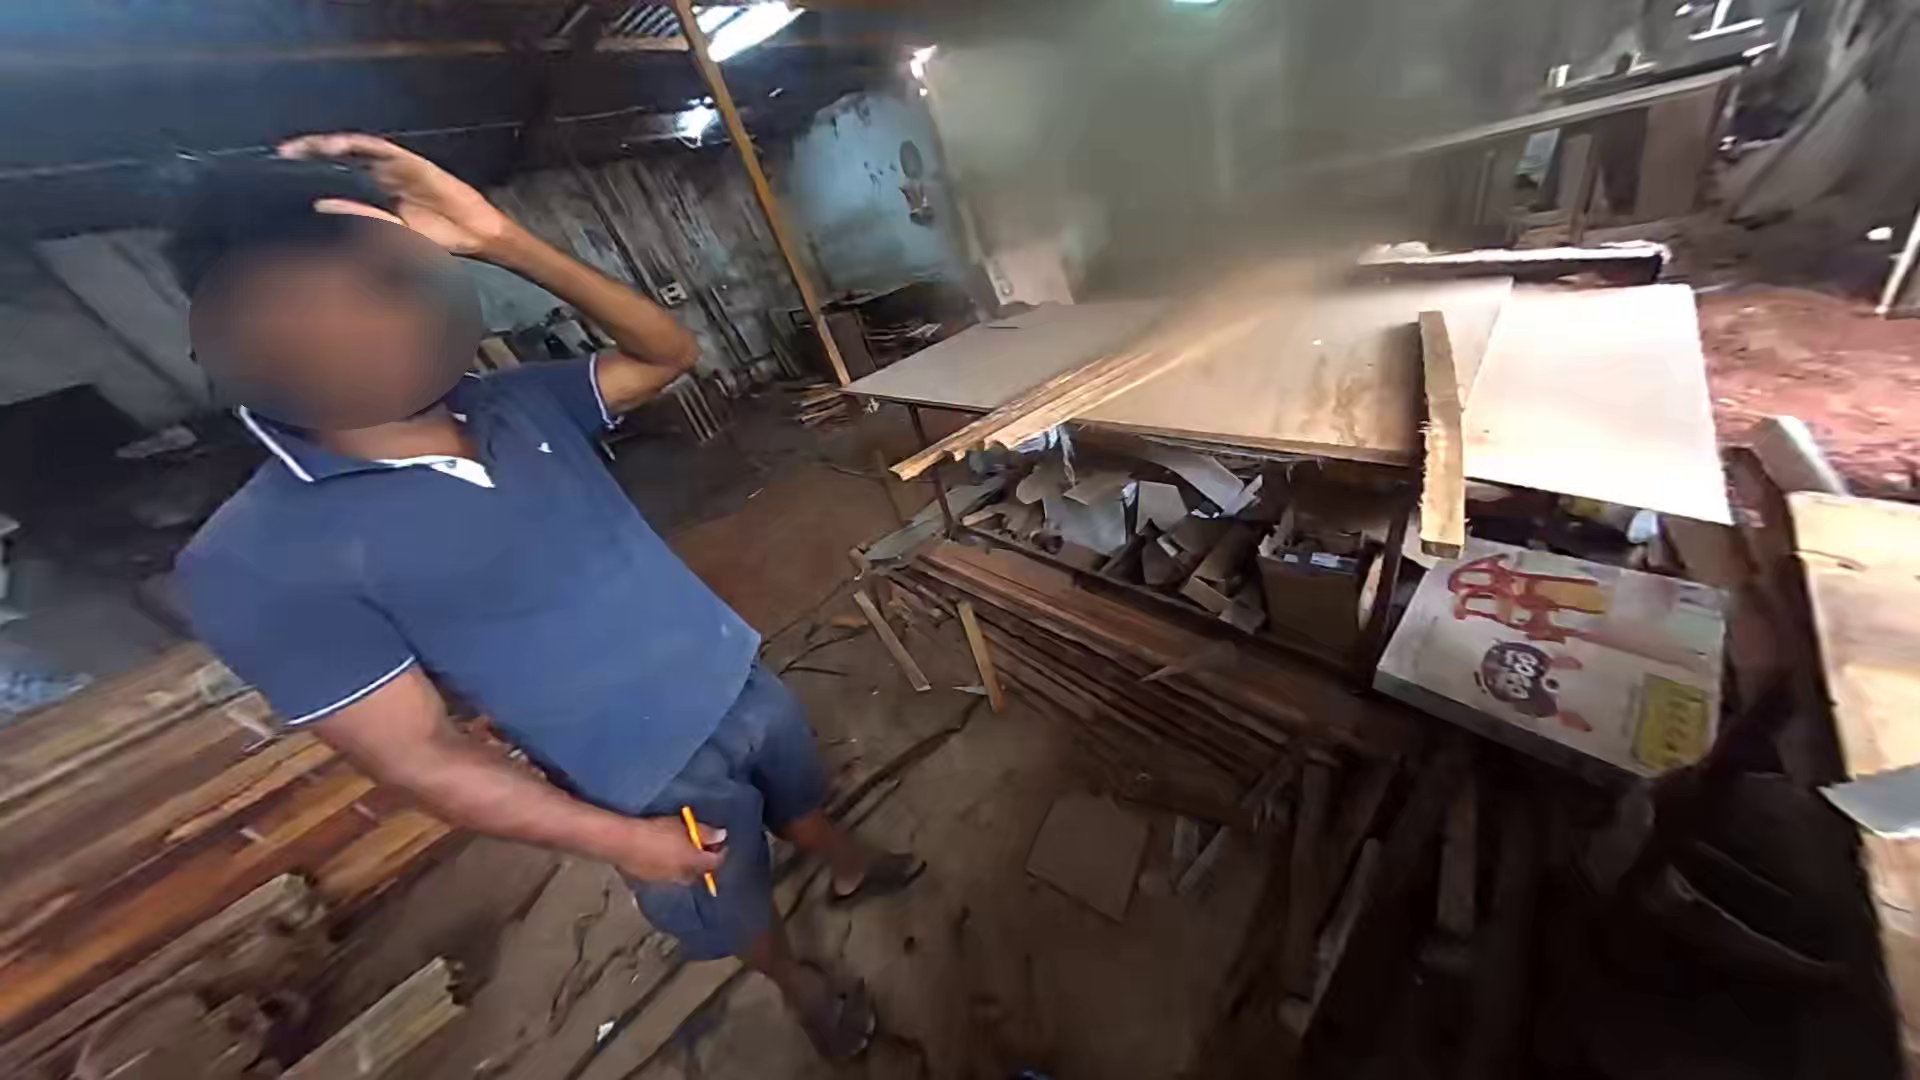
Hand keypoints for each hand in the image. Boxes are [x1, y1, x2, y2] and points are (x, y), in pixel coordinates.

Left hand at [277, 132, 519, 257]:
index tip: (285, 167)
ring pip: (356, 147)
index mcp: (380, 192)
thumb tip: (320, 205)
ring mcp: (398, 167)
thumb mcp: (397, 231)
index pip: (339, 173)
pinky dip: (358, 144)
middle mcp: (384, 175)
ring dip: (330, 145)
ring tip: (307, 147)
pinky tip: (339, 145)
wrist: (479, 235)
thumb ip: (362, 215)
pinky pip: (380, 147)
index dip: (313, 168)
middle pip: (341, 155)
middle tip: (285, 152)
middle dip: (312, 151)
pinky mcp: (413, 163)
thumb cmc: (444, 238)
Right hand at [606, 816, 726, 885]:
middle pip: (700, 874)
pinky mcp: (650, 881)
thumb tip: (722, 836)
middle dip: (706, 863)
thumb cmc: (658, 831)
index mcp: (692, 863)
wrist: (624, 843)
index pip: (715, 863)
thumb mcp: (684, 826)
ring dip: (690, 867)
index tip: (722, 844)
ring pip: (684, 877)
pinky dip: (675, 869)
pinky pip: (670, 878)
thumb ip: (705, 832)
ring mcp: (665, 881)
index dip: (722, 853)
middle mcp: (681, 877)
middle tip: (706, 848)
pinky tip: (670, 858)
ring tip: (688, 852)